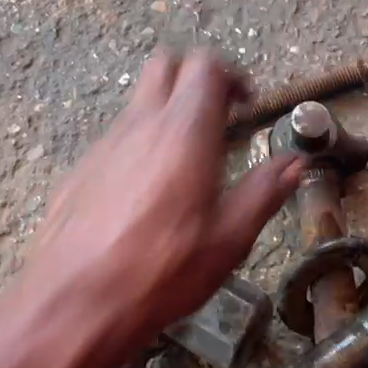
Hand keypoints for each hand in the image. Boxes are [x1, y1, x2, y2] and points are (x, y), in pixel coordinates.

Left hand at [15, 48, 302, 367]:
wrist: (72, 304)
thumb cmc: (160, 271)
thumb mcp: (229, 239)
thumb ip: (264, 191)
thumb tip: (295, 162)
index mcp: (185, 131)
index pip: (206, 66)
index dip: (232, 75)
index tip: (246, 105)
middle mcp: (142, 124)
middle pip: (167, 63)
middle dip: (195, 76)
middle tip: (218, 112)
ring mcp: (106, 143)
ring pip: (139, 100)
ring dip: (167, 110)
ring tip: (188, 158)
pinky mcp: (82, 168)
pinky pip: (117, 136)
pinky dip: (141, 142)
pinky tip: (148, 192)